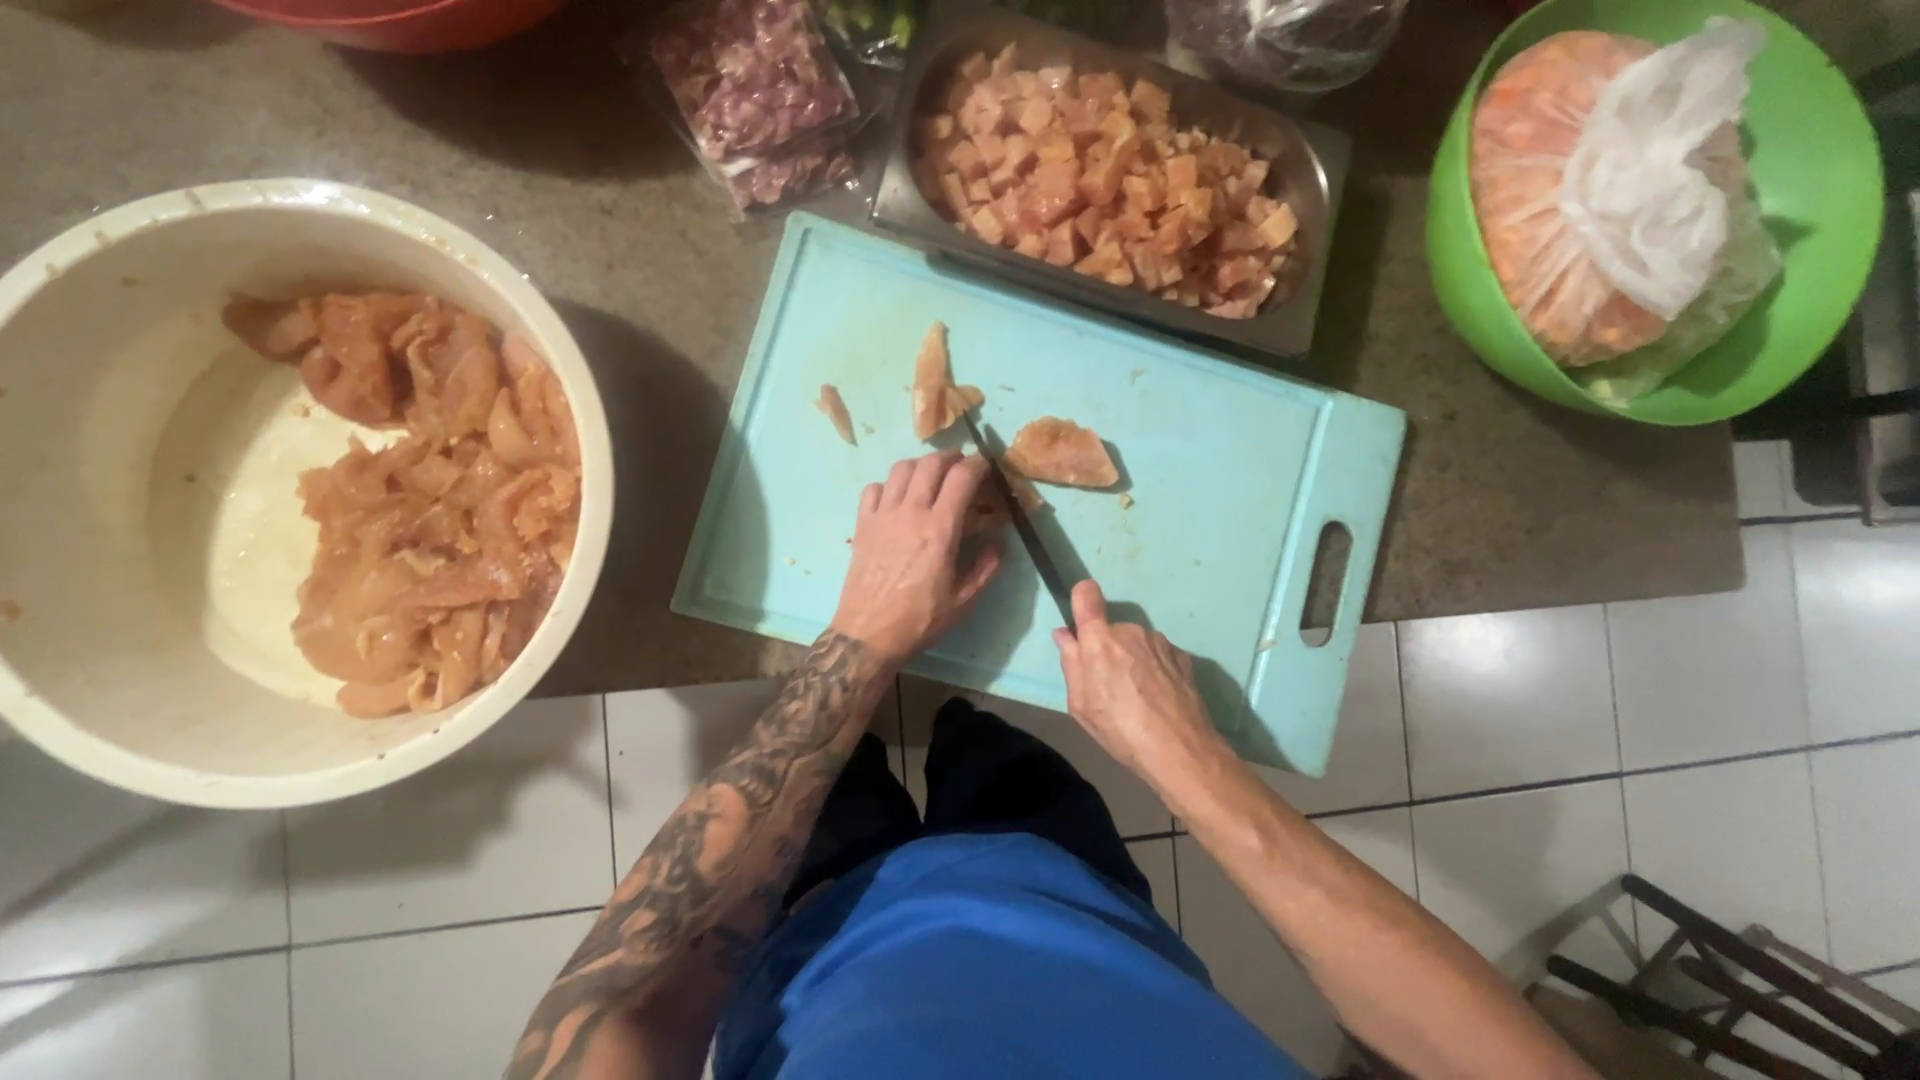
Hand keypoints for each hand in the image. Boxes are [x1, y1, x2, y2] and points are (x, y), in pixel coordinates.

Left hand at [830, 452, 1003, 667]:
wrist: (868, 635)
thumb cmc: (919, 621)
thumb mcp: (963, 601)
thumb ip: (986, 568)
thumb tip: (998, 543)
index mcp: (940, 529)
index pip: (961, 477)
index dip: (977, 464)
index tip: (986, 466)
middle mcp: (910, 513)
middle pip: (930, 463)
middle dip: (950, 458)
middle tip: (961, 467)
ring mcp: (882, 516)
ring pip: (900, 469)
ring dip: (920, 466)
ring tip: (931, 477)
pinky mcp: (862, 524)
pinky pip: (873, 488)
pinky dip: (888, 485)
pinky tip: (897, 499)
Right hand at [1052, 580, 1220, 780]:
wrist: (1179, 750)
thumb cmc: (1120, 729)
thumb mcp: (1081, 705)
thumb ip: (1071, 663)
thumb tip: (1064, 635)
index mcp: (1100, 640)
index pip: (1086, 595)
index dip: (1081, 601)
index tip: (1082, 622)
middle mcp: (1131, 630)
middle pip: (1111, 629)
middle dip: (1107, 650)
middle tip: (1109, 687)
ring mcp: (1160, 641)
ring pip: (1136, 643)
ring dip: (1133, 660)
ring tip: (1138, 697)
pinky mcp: (1182, 655)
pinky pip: (1158, 654)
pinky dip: (1155, 669)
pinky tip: (1158, 697)